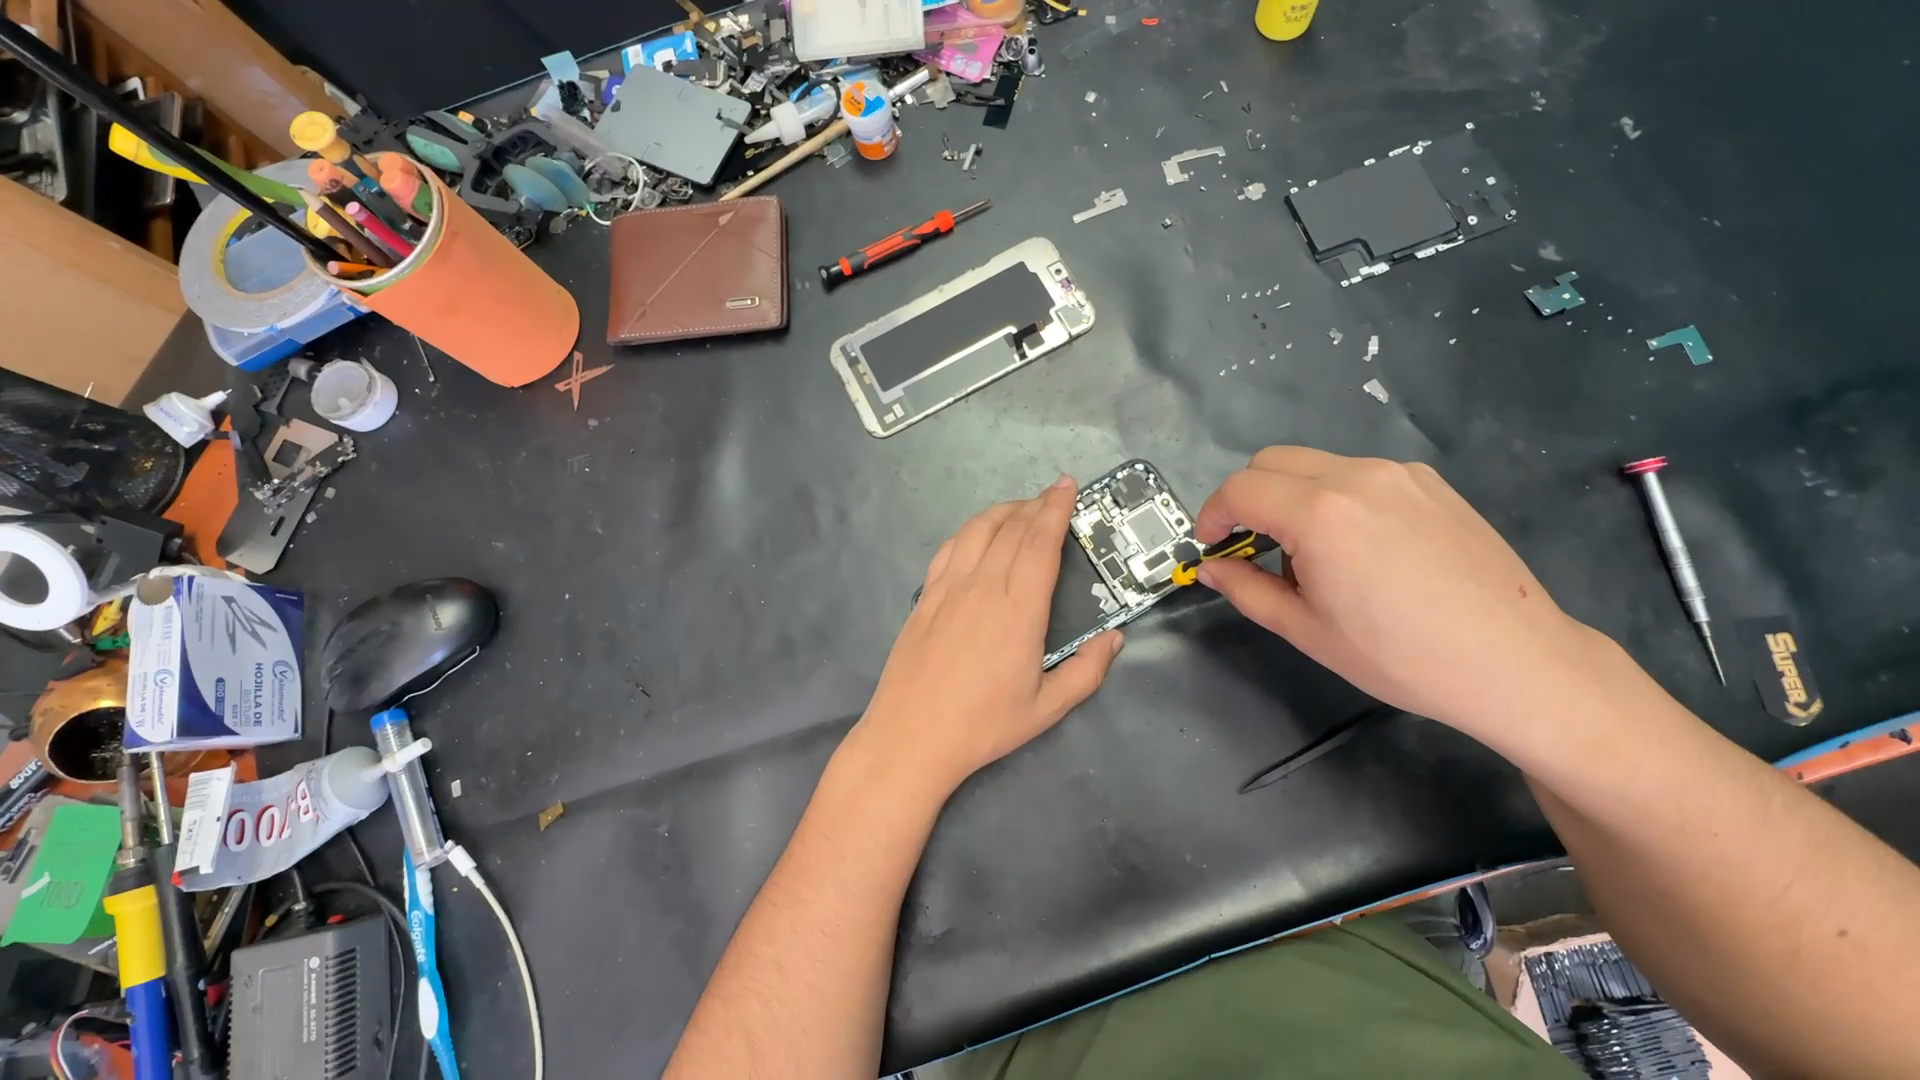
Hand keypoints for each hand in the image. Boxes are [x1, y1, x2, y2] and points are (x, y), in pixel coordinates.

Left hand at [848, 477, 1124, 792]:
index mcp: (1018, 610)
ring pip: (977, 530)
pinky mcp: (925, 597)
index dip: (1056, 510)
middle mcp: (983, 587)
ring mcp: (948, 588)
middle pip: (1012, 529)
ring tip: (1022, 507)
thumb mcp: (1047, 709)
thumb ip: (1086, 671)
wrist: (912, 736)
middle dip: (1037, 504)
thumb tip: (1114, 638)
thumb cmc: (983, 725)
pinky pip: (950, 548)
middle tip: (1056, 493)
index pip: (1041, 543)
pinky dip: (970, 530)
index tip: (1068, 487)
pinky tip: (978, 533)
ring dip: (1004, 511)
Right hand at [1194, 447, 1595, 730]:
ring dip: (1292, 497)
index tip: (1211, 547)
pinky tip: (1362, 548)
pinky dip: (1337, 498)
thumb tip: (1212, 567)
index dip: (1212, 515)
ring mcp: (1400, 474)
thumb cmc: (1398, 656)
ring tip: (1313, 555)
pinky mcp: (1431, 484)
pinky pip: (1361, 475)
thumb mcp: (1307, 630)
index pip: (1239, 489)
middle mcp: (1357, 476)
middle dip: (1247, 498)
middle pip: (1272, 462)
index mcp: (1319, 513)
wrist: (1513, 660)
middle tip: (1252, 547)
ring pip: (1317, 465)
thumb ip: (1246, 589)